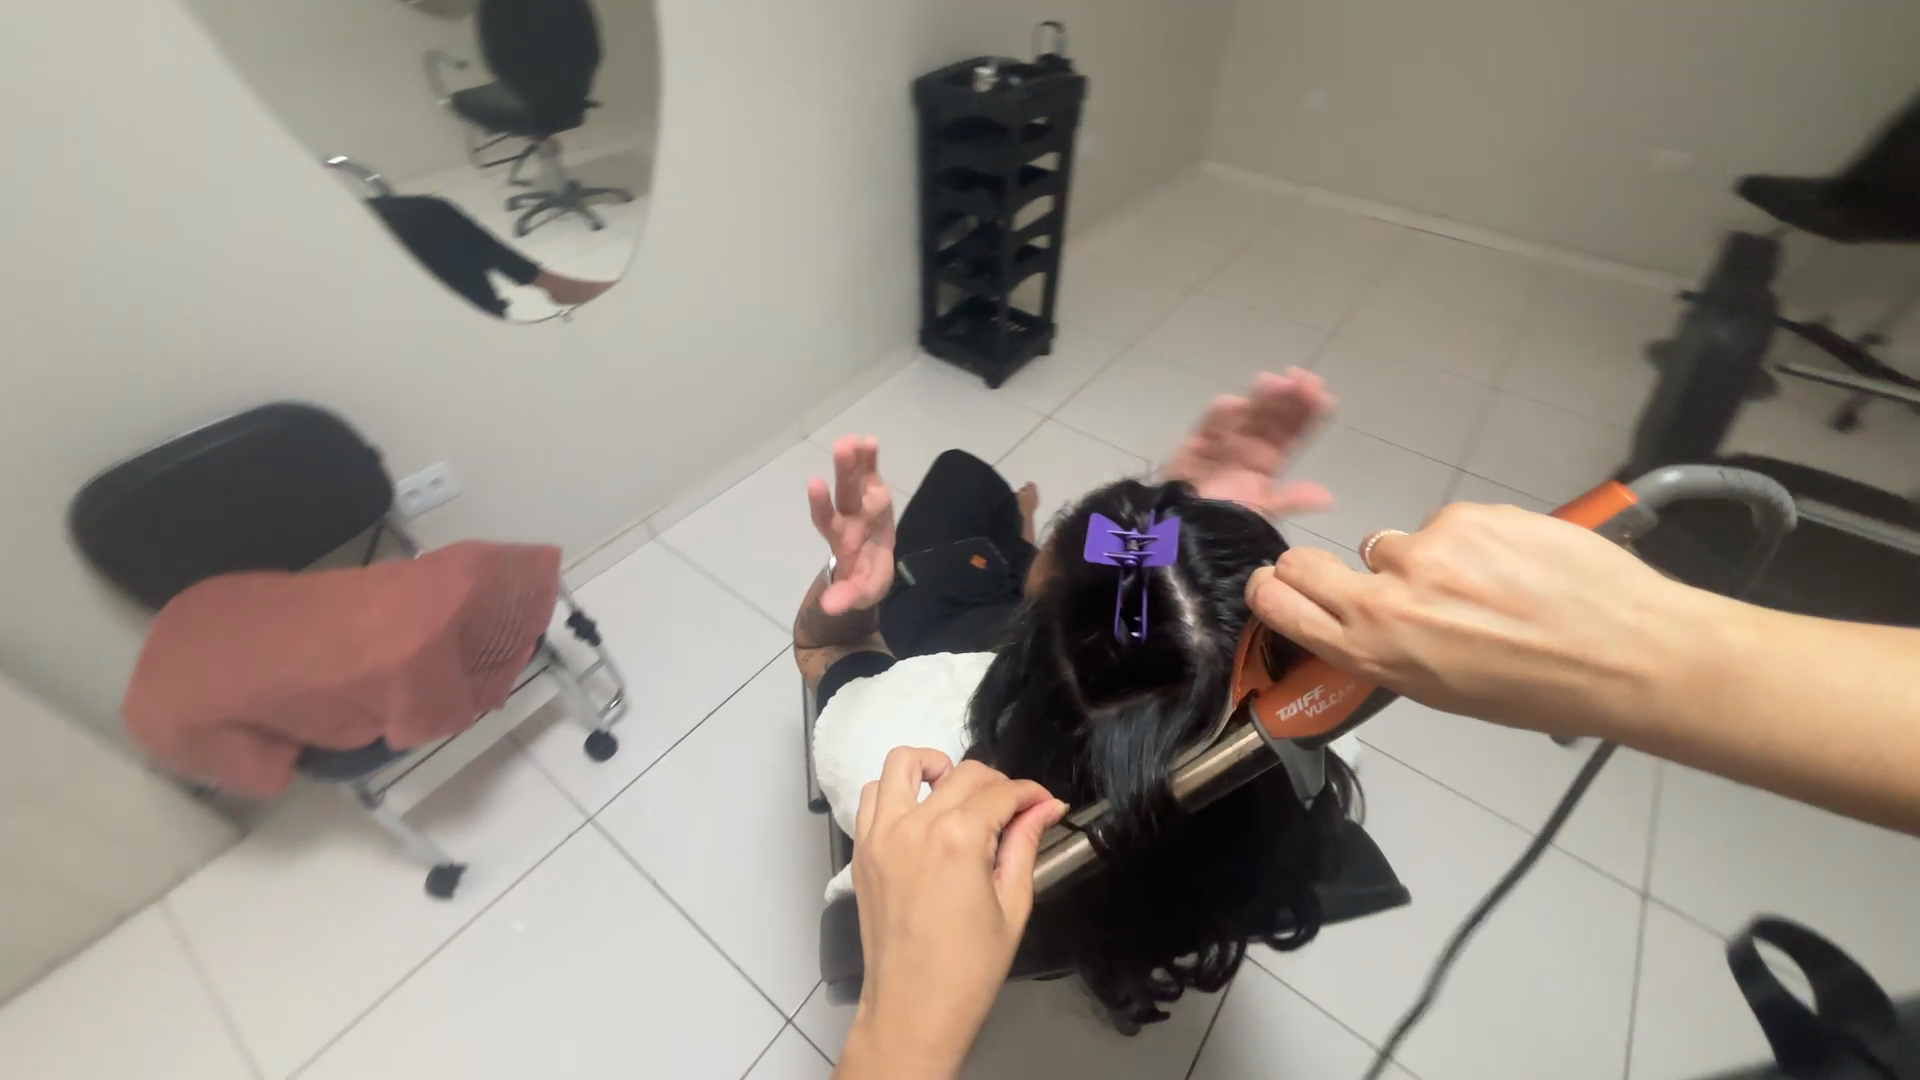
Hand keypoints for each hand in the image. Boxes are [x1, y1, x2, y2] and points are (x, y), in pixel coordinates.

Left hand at [808, 435, 896, 615]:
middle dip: (845, 470)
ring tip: (856, 439)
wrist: (872, 566)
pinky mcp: (875, 494)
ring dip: (857, 459)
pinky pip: (872, 473)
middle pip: (846, 491)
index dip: (821, 503)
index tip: (815, 482)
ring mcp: (862, 503)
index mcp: (843, 539)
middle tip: (842, 446)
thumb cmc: (862, 579)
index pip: (828, 520)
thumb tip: (830, 607)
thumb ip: (846, 597)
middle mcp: (850, 516)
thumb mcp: (859, 594)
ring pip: (858, 479)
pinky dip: (870, 459)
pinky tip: (870, 441)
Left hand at [840, 750, 1065, 1079]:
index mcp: (958, 839)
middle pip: (963, 772)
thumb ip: (1026, 843)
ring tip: (954, 792)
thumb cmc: (968, 970)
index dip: (1031, 792)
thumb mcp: (1012, 905)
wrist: (912, 1011)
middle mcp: (915, 825)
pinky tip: (919, 812)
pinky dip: (896, 791)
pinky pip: (872, 795)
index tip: (1044, 801)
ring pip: (904, 763)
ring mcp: (881, 834)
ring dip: (935, 767)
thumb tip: (1046, 807)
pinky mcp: (862, 849)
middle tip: (1011, 808)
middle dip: (997, 782)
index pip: (1002, 792)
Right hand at [1163, 369, 1335, 517]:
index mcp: (1267, 463)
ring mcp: (1221, 443)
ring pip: (1245, 415)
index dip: (1307, 413)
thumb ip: (1291, 500)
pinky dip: (1221, 415)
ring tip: (1274, 383)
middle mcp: (1247, 448)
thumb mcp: (1261, 513)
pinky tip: (1235, 405)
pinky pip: (1209, 426)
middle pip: (1271, 417)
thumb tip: (1328, 499)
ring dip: (1260, 398)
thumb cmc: (1222, 524)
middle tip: (1300, 379)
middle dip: (1287, 397)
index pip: (1291, 432)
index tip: (1323, 395)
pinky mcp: (1194, 443)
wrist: (1182, 533)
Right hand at [1244, 502, 1708, 737]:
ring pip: (1388, 545)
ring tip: (1481, 583)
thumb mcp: (1437, 691)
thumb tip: (1357, 618)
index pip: (1278, 603)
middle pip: (1302, 562)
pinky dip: (1471, 542)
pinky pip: (1446, 526)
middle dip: (1310, 566)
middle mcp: (1382, 600)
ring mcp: (1423, 552)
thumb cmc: (1535, 690)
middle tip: (1359, 577)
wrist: (1636, 655)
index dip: (1268, 589)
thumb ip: (1379, 649)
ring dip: (1419, 561)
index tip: (1276, 584)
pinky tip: (1514, 564)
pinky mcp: (1465, 518)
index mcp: (1372, 651)